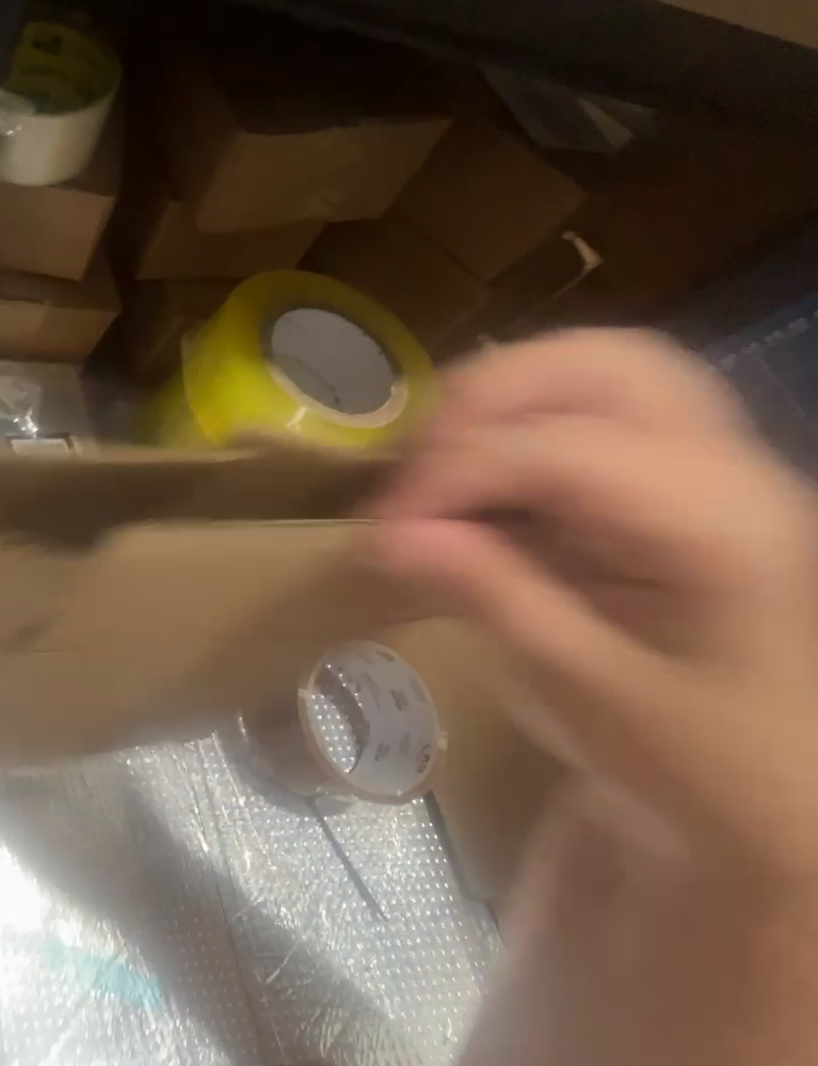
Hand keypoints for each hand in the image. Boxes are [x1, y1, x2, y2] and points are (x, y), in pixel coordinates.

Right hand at [367, 330, 817, 888]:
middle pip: (597, 363)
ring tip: (437, 471)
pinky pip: (589, 408)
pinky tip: (475, 481)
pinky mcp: (678, 481)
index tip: (378, 535)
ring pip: (596, 366)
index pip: (560, 448)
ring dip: (497, 402)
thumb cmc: (699, 756)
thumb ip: (491, 594)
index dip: (450, 476)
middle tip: (412, 478)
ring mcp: (710, 466)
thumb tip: (389, 537)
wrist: (796, 792)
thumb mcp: (584, 687)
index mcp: (718, 527)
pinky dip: (514, 422)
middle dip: (479, 403)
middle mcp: (727, 469)